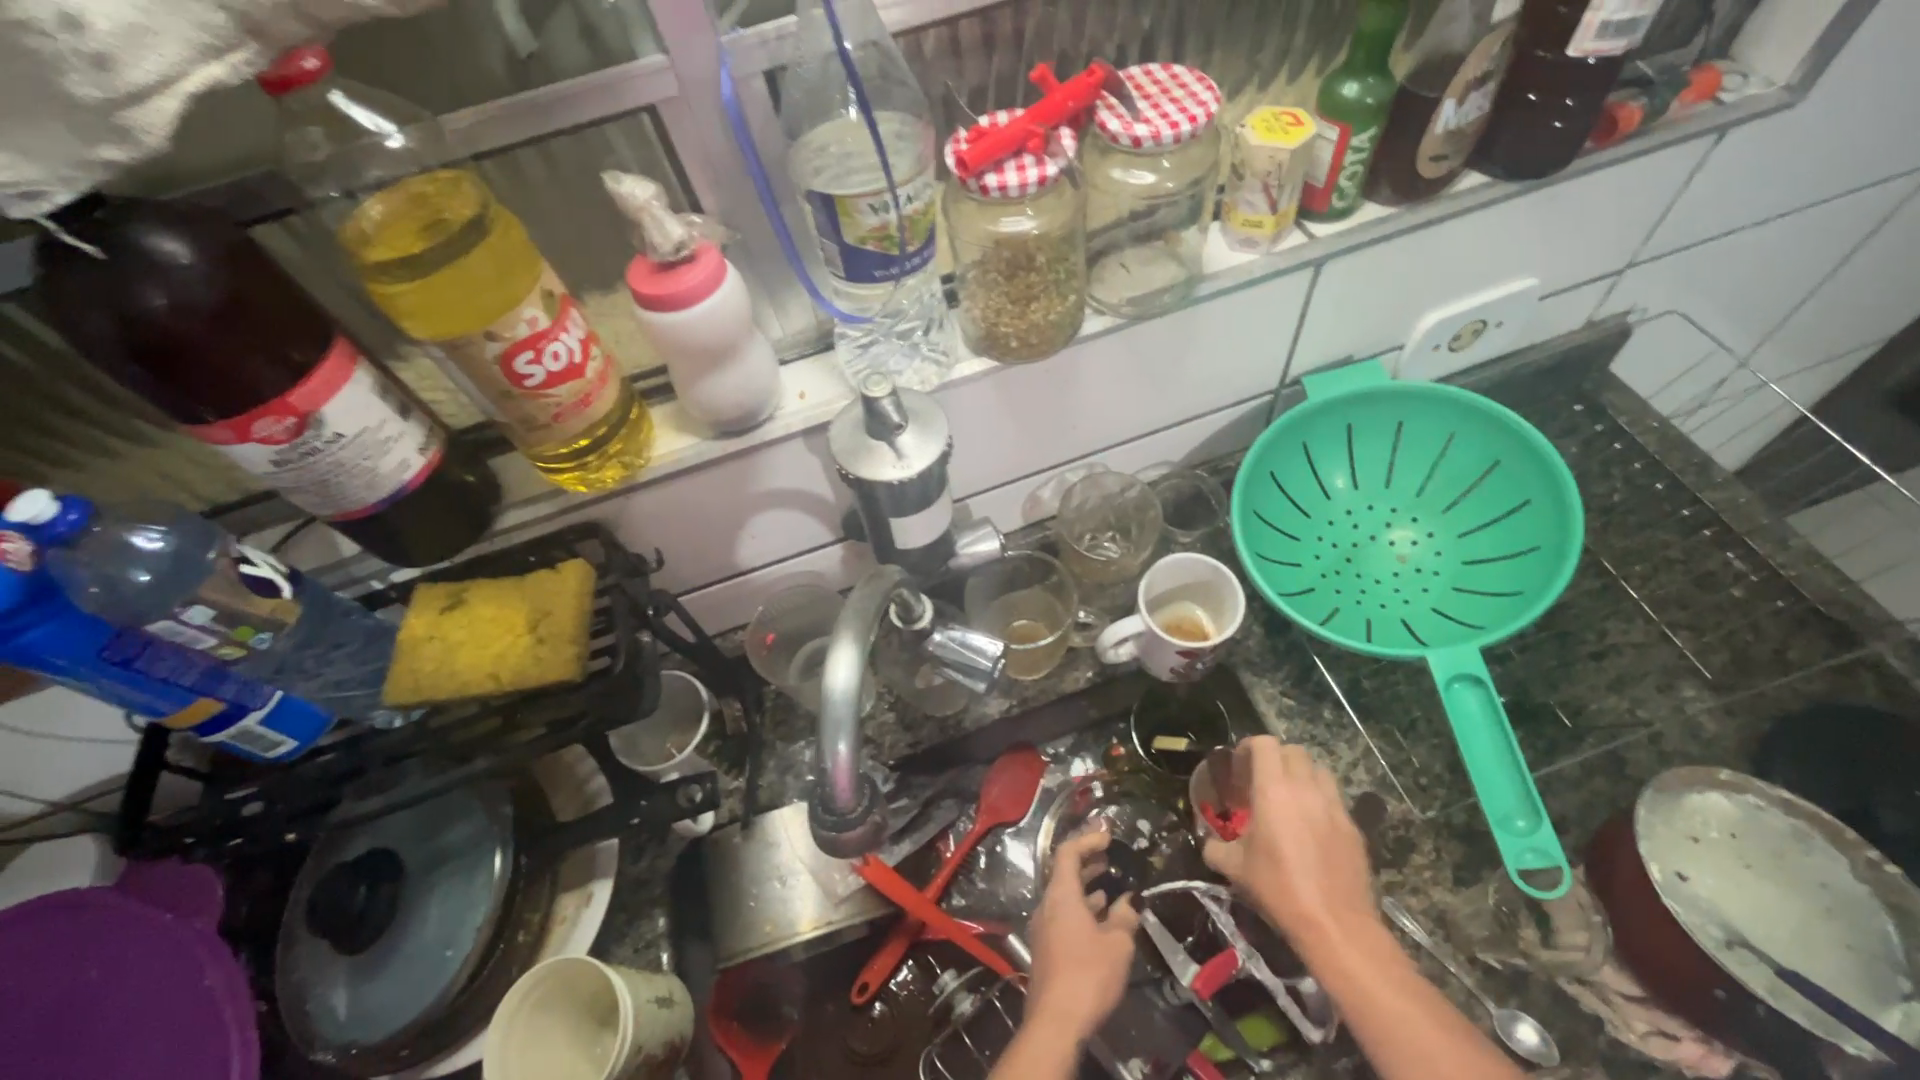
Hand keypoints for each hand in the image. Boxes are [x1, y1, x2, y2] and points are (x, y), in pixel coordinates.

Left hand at [1025, 826, 1140, 1042]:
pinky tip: (1103, 919)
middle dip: (1087, 863)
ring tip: (1112, 885)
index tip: (1108, 836)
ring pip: (1065, 897)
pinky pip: (1064, 916)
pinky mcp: (1047, 948)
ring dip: (1087, 888)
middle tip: (1112, 857)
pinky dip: (1083, 909)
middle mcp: (1047, 906)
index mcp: (1061, 896)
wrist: (1056, 1021)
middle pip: (1064, 874)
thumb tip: (1128, 901)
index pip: (1068, 853)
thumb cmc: (1088, 975)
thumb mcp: (1117, 944)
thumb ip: (1124, 917)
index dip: (1087, 840)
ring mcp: (1044, 928)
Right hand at [1203, 736, 1378, 945]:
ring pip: (1319, 770)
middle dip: (1275, 758)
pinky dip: (1320, 801)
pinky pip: (1335, 799)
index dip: (1249, 747)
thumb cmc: (1278, 888)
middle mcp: (1306, 789)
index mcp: (1274, 790)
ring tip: (1290, 798)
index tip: (1239, 765)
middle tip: (1262, 781)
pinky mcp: (1353, 827)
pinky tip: (1311, 827)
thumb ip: (1215, 847)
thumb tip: (1209, 841)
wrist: (1334, 922)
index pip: (1265, 744)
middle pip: (1294, 751)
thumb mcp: (1233, 868)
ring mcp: (1334, 806)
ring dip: (1301, 775)